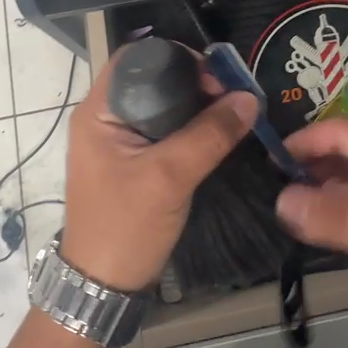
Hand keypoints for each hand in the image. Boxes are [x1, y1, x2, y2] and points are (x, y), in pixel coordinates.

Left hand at [58, 53, 256, 291]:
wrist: (102, 289)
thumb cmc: (126, 227)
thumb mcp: (170, 177)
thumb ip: (209, 134)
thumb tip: (249, 98)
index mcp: (98, 111)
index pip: (137, 59)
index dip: (176, 58)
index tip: (215, 75)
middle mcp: (104, 118)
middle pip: (152, 79)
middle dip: (193, 80)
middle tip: (230, 93)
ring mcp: (118, 141)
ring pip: (162, 104)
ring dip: (195, 104)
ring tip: (231, 110)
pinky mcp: (133, 161)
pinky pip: (164, 128)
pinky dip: (190, 126)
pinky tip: (217, 132)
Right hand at [277, 119, 347, 324]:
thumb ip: (330, 216)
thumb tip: (279, 199)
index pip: (341, 130)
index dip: (305, 140)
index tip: (272, 159)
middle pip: (345, 151)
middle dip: (311, 165)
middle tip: (274, 186)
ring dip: (323, 189)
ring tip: (287, 206)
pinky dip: (338, 208)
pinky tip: (317, 225)